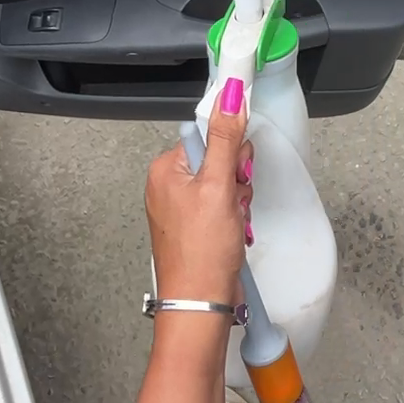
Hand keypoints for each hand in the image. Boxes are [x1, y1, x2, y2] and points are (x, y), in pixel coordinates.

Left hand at [144, 77, 254, 304]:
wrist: (200, 306)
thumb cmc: (202, 252)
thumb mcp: (219, 186)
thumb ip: (225, 138)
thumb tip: (229, 95)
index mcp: (166, 168)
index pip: (208, 135)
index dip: (229, 153)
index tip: (236, 170)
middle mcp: (168, 184)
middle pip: (217, 159)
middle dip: (236, 180)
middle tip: (234, 202)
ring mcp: (180, 207)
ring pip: (223, 184)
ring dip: (238, 200)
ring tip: (233, 222)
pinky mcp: (193, 226)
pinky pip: (221, 205)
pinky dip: (233, 216)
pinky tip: (232, 232)